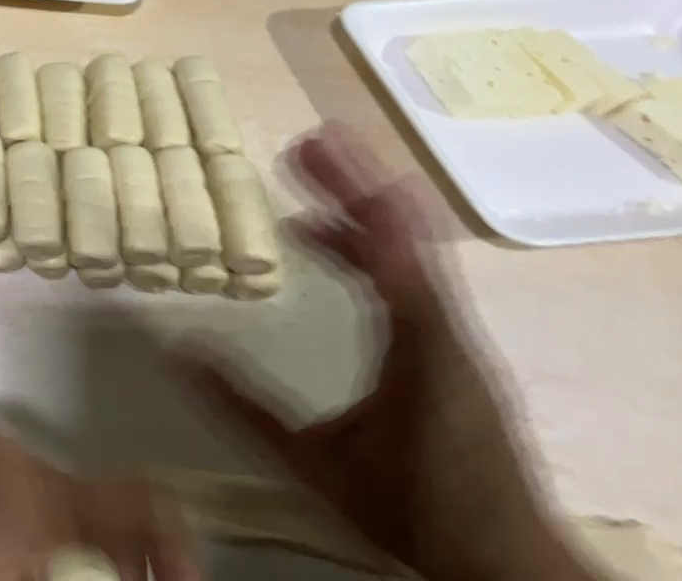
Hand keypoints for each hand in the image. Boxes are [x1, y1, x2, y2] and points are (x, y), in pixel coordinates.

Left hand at [0, 416, 198, 580]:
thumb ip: (84, 569)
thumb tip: (141, 567)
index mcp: (23, 490)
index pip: (144, 504)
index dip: (179, 555)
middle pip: (93, 504)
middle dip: (109, 561)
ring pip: (48, 494)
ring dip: (61, 545)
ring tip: (33, 573)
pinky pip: (4, 481)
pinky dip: (20, 523)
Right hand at [179, 123, 593, 580]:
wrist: (506, 562)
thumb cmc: (413, 509)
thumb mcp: (315, 462)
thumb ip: (244, 405)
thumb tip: (175, 351)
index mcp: (423, 352)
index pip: (392, 263)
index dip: (354, 209)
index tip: (314, 166)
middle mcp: (447, 333)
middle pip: (405, 241)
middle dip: (355, 188)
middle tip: (309, 142)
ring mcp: (454, 338)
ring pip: (410, 253)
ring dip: (364, 207)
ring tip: (317, 167)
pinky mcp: (451, 348)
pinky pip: (411, 278)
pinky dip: (372, 245)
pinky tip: (331, 237)